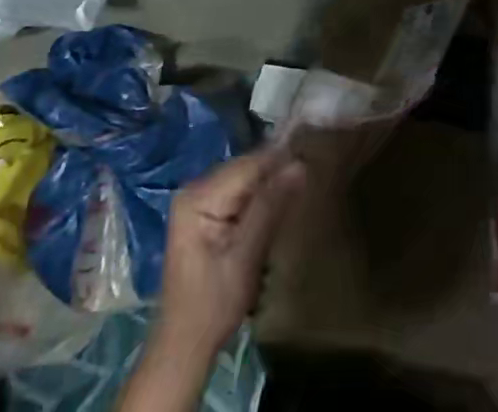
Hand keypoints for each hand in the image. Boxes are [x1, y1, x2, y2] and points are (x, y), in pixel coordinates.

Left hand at [156, 147, 306, 355]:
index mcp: (198, 197)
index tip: (312, 157)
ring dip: (269, 185)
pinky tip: (278, 204)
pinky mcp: (204, 215)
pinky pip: (237, 194)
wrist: (185, 342)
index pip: (246, 166)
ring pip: (242, 180)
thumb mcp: (246, 256)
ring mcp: (196, 201)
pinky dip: (258, 198)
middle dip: (275, 172)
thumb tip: (298, 165)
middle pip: (243, 170)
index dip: (280, 161)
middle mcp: (194, 189)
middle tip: (310, 174)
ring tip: (301, 184)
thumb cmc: (214, 304)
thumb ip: (270, 207)